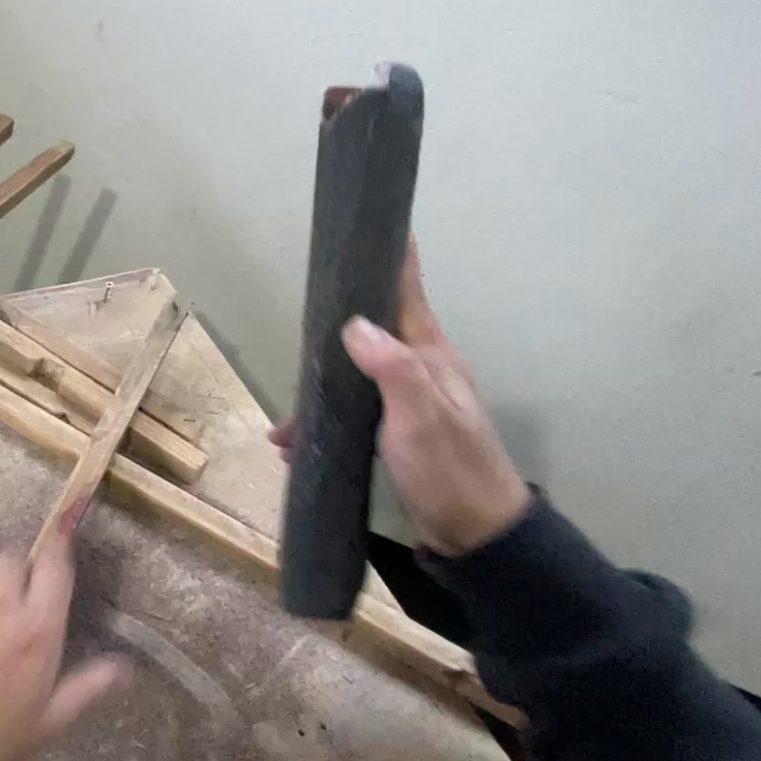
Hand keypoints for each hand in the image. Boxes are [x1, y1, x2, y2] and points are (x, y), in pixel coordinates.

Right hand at [270, 240, 530, 556]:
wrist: (476, 532)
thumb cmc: (450, 468)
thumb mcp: (421, 417)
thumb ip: (392, 369)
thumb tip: (353, 325)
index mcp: (430, 358)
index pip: (408, 297)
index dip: (395, 263)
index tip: (382, 229)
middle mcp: (418, 373)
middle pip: (373, 332)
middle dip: (338, 324)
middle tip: (305, 318)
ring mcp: (406, 404)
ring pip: (354, 378)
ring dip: (319, 392)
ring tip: (284, 422)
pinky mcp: (393, 434)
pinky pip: (348, 415)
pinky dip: (321, 425)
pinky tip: (293, 444)